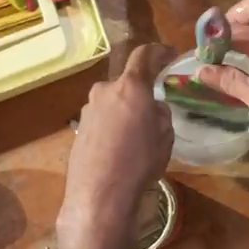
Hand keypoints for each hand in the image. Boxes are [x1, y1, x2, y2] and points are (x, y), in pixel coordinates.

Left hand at [59, 45, 173, 248]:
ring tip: (135, 138)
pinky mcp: (78, 130)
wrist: (99, 196)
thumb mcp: (165, 137)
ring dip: (124, 112)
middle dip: (139, 93)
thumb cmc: (139, 163)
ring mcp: (87, 110)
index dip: (159, 52)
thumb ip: (161, 113)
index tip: (169, 55)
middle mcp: (104, 91)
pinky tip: (119, 151)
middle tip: (152, 112)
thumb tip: (152, 108)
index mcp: (130, 87)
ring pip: (112, 103)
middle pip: (125, 83)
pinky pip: (102, 120)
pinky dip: (112, 128)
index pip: (144, 55)